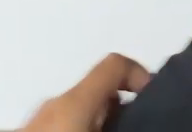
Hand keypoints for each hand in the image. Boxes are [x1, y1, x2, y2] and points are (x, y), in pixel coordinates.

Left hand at [21, 54, 150, 131]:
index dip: (141, 76)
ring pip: (78, 114)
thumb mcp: (92, 129)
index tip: (155, 100)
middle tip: (137, 130)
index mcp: (73, 103)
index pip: (114, 65)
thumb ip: (118, 125)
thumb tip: (136, 122)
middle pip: (97, 93)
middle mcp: (53, 105)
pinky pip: (60, 127)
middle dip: (121, 115)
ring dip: (99, 128)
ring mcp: (36, 122)